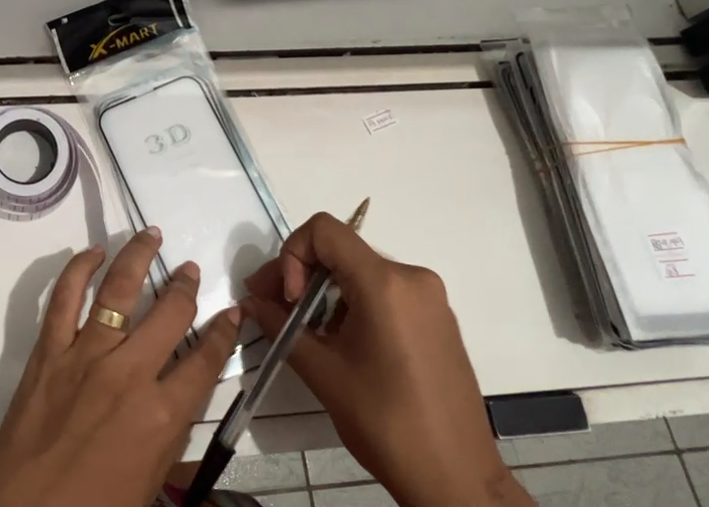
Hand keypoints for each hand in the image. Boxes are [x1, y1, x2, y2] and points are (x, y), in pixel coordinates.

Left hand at [0, 227, 242, 506]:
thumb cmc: (97, 506)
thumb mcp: (153, 475)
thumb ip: (172, 427)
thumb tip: (182, 390)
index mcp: (162, 413)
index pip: (207, 359)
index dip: (225, 332)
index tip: (232, 312)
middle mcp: (130, 374)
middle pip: (170, 314)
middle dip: (187, 286)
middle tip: (191, 269)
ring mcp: (87, 355)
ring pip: (120, 289)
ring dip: (139, 256)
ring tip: (152, 234)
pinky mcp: (49, 350)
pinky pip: (65, 298)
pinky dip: (79, 268)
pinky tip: (94, 252)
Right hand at [243, 214, 530, 506]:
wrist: (456, 478)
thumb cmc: (386, 423)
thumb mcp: (324, 373)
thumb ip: (282, 327)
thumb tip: (252, 303)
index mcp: (385, 283)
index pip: (325, 231)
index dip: (292, 254)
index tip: (287, 299)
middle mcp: (412, 278)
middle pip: (342, 252)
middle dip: (301, 275)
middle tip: (270, 308)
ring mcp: (430, 299)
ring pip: (361, 273)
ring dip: (325, 293)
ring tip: (305, 333)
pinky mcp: (437, 320)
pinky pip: (385, 294)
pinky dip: (353, 305)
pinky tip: (340, 343)